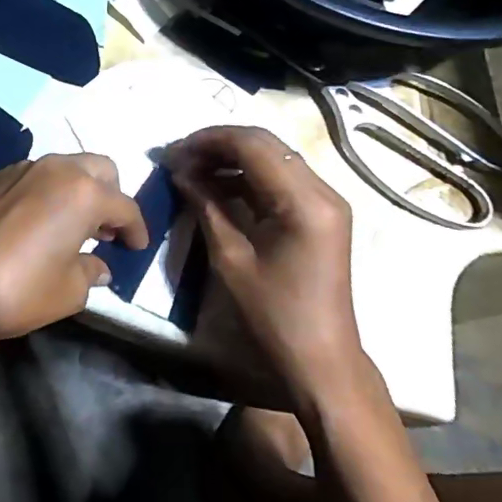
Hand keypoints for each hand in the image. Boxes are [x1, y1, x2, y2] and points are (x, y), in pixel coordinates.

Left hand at [0, 154, 148, 398]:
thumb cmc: (17, 290)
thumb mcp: (67, 292)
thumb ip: (91, 272)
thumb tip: (99, 265)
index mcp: (85, 193)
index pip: (125, 206)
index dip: (136, 229)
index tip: (137, 247)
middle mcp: (60, 169)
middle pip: (102, 170)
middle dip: (112, 196)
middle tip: (108, 230)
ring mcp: (26, 168)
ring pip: (70, 166)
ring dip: (83, 189)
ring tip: (78, 224)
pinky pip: (40, 174)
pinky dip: (53, 190)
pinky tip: (43, 220)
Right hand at [167, 126, 367, 412]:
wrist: (322, 360)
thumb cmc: (274, 316)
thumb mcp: (231, 259)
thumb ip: (207, 206)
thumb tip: (180, 171)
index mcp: (304, 201)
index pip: (254, 146)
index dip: (210, 141)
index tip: (174, 151)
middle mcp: (322, 190)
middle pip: (266, 145)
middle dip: (220, 145)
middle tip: (180, 157)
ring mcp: (326, 200)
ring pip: (274, 158)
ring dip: (233, 158)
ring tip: (193, 169)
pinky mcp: (322, 212)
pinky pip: (282, 178)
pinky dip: (250, 176)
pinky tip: (219, 185)